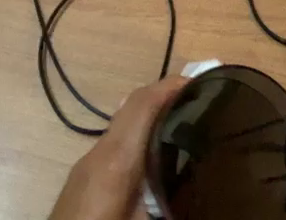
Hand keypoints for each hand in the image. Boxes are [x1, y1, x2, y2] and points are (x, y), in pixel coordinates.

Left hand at [49, 77, 189, 219]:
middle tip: (202, 100)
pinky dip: (139, 135)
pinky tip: (156, 155)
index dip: (171, 86)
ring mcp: (87, 164)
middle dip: (166, 95)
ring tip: (185, 121)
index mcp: (115, 161)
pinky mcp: (83, 178)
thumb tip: (198, 196)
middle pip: (132, 106)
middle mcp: (98, 153)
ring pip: (123, 123)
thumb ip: (168, 204)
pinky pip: (115, 142)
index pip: (142, 104)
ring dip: (152, 114)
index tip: (202, 81)